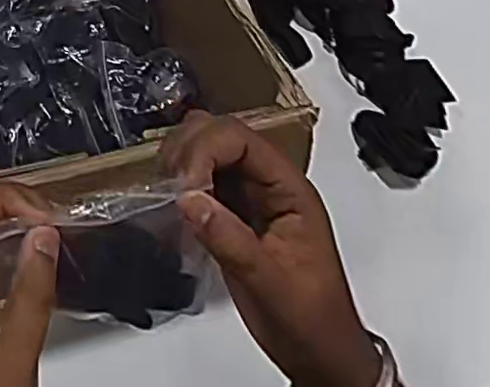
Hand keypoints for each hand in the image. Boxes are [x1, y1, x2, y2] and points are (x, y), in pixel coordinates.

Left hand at [0, 181, 59, 386]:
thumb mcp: (13, 343)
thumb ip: (31, 287)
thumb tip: (45, 233)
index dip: (3, 197)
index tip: (40, 211)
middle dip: (8, 200)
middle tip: (47, 212)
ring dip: (8, 215)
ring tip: (44, 221)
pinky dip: (6, 238)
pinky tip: (31, 244)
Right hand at [160, 112, 381, 386]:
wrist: (320, 358)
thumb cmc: (311, 325)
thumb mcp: (274, 288)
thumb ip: (232, 243)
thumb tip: (187, 199)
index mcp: (289, 190)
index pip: (240, 139)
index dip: (205, 150)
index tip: (184, 183)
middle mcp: (265, 181)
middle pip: (216, 131)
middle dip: (186, 149)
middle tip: (170, 185)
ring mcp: (244, 189)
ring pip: (200, 143)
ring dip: (178, 159)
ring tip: (169, 192)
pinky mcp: (225, 202)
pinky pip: (193, 170)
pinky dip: (175, 175)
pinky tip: (170, 199)